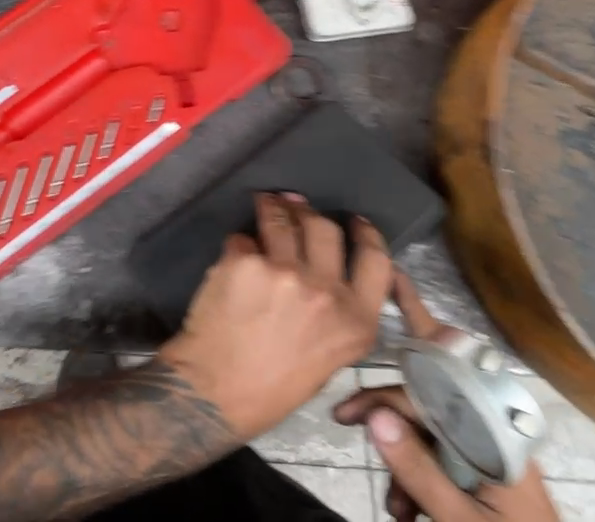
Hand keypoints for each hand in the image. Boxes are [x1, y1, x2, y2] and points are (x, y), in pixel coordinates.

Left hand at [158, 193, 394, 439]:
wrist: (217, 392)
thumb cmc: (273, 386)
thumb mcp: (330, 357)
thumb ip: (336, 313)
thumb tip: (326, 273)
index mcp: (356, 322)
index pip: (377, 261)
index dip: (367, 233)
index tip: (354, 220)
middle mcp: (327, 292)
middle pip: (325, 228)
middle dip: (308, 212)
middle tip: (296, 205)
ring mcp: (286, 273)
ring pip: (282, 221)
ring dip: (273, 207)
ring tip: (266, 202)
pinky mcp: (246, 263)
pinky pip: (242, 240)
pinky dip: (239, 245)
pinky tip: (234, 256)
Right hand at [333, 273, 560, 521]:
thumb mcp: (460, 519)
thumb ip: (419, 470)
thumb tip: (375, 416)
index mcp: (494, 436)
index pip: (434, 387)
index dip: (388, 386)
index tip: (347, 407)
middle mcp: (492, 436)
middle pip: (427, 408)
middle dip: (388, 426)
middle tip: (345, 430)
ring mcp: (489, 456)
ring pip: (429, 436)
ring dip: (402, 463)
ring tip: (397, 507)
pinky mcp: (486, 477)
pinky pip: (441, 460)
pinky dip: (419, 478)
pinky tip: (409, 508)